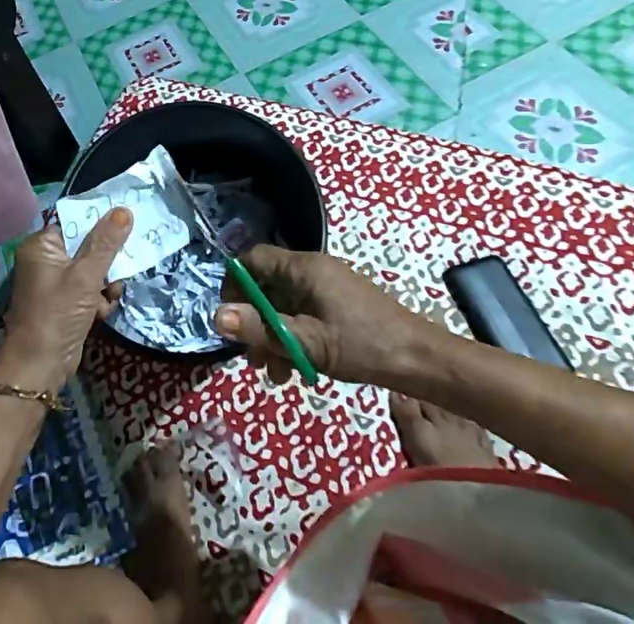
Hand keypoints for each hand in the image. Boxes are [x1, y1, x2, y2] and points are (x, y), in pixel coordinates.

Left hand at [0, 209, 132, 394]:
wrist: (40, 366)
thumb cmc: (58, 313)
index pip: (75, 222)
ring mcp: (55, 283)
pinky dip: (99, 298)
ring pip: (93, 269)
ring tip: (110, 294)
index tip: (126, 225)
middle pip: (87, 246)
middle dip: (107, 260)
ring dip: (106, 282)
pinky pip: (90, 289)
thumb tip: (124, 210)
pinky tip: (103, 310)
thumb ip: (106, 242)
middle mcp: (45, 261)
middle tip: (121, 266)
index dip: (101, 224)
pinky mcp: (65, 303)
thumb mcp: (86, 275)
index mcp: (41, 246)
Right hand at [213, 245, 435, 386]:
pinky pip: (301, 314)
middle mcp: (314, 270)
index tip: (229, 320)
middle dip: (255, 322)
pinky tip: (297, 369)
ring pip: (283, 305)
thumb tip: (217, 316)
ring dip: (274, 337)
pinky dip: (293, 338)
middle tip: (254, 361)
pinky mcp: (336, 304)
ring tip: (278, 375)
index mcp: (305, 268)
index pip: (253, 258)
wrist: (416, 359)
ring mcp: (326, 287)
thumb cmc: (362, 345)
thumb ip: (262, 329)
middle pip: (266, 286)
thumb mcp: (307, 342)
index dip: (234, 285)